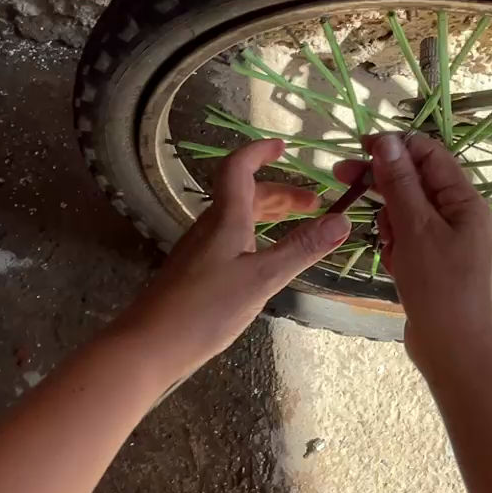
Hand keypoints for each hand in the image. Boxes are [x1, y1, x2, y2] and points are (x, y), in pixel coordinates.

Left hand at [113, 139, 349, 374]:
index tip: (283, 147)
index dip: (259, 152)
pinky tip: (266, 258)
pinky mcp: (196, 272)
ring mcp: (201, 249)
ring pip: (238, 217)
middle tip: (313, 204)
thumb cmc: (206, 309)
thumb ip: (301, 248)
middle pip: (245, 194)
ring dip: (269, 214)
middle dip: (281, 192)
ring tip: (297, 226)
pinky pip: (231, 239)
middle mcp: (211, 227)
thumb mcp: (263, 278)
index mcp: (226, 219)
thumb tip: (342, 219)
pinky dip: (256, 235)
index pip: (238, 168)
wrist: (149, 345)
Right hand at [333, 132, 491, 372]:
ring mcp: (444, 238)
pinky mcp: (431, 260)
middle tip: (340, 174)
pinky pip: (405, 237)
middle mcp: (457, 214)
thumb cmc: (439, 286)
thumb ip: (400, 183)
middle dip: (381, 181)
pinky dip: (394, 245)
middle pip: (413, 180)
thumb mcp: (416, 228)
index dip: (395, 146)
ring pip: (405, 210)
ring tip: (390, 246)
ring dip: (389, 220)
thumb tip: (387, 141)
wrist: (453, 348)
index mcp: (464, 200)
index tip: (359, 146)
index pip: (429, 155)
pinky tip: (395, 265)